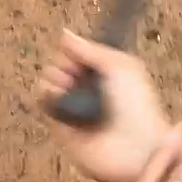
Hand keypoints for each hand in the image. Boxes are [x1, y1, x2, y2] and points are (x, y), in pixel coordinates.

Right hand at [37, 31, 169, 181]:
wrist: (135, 147)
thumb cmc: (136, 104)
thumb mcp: (120, 65)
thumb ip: (91, 49)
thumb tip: (64, 34)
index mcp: (107, 72)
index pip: (80, 53)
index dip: (77, 50)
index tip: (82, 53)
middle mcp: (89, 88)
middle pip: (61, 64)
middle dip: (63, 64)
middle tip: (75, 72)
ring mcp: (75, 106)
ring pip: (49, 81)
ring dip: (54, 78)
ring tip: (68, 85)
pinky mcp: (61, 125)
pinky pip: (44, 103)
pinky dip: (47, 96)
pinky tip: (59, 96)